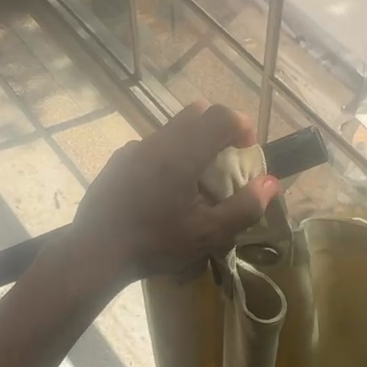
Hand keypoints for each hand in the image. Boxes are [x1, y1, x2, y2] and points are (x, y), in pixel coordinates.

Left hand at [67, 102, 280, 283]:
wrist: (95, 252)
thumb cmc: (155, 243)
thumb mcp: (207, 234)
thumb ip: (244, 207)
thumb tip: (271, 183)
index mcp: (181, 153)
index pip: (220, 116)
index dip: (242, 127)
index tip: (247, 152)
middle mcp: (157, 142)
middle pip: (196, 114)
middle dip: (218, 131)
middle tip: (224, 164)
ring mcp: (132, 150)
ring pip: (171, 130)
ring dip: (191, 145)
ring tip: (193, 182)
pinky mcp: (117, 163)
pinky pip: (150, 148)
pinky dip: (166, 158)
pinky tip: (161, 193)